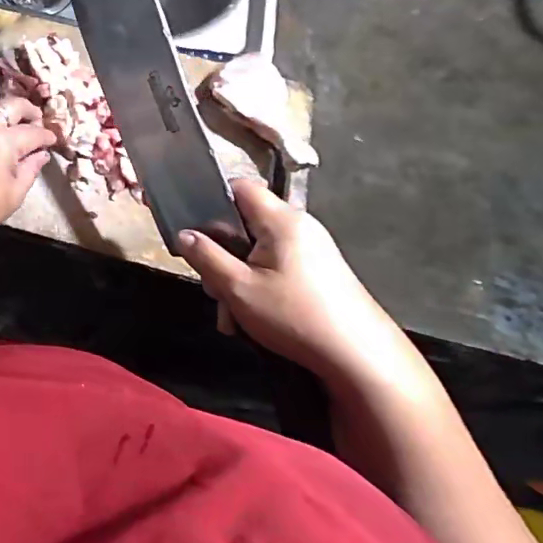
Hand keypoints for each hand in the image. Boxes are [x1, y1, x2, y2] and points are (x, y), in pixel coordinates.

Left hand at [0, 98, 57, 243]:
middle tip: (36, 121)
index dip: (46, 136)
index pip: (33, 132)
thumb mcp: (14, 193)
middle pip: (12, 105)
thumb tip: (40, 154)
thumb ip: (30, 168)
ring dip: (3, 118)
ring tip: (10, 133)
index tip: (52, 141)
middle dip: (29, 111)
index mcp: (4, 139)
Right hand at [176, 180, 421, 383]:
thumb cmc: (297, 318)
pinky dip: (258, 286)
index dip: (212, 199)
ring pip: (257, 250)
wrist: (357, 356)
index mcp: (281, 220)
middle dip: (222, 254)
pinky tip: (253, 317)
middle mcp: (299, 226)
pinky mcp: (317, 270)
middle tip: (214, 286)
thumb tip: (185, 235)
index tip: (193, 227)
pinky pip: (275, 266)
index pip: (241, 186)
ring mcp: (311, 248)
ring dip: (238, 277)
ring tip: (234, 313)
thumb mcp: (238, 288)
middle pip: (245, 224)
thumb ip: (206, 257)